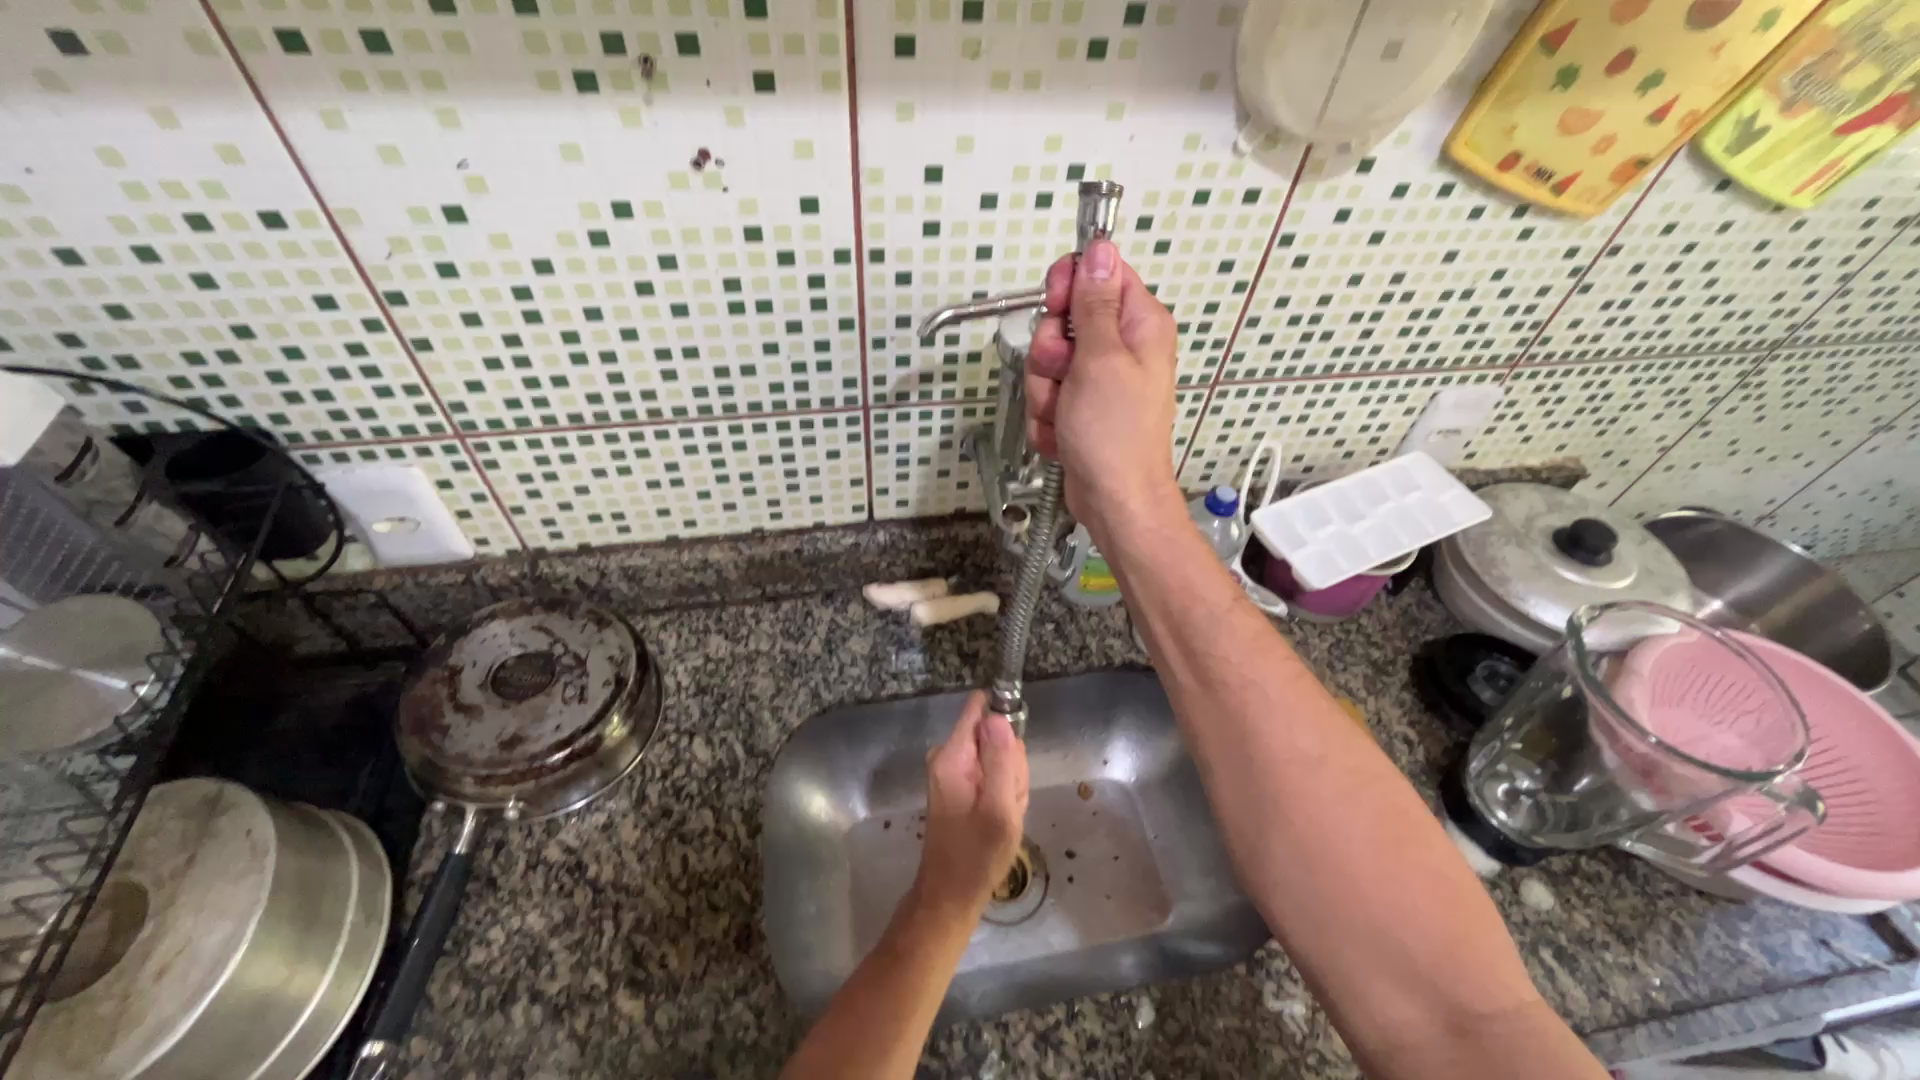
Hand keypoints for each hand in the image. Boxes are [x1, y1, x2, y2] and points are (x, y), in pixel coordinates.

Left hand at [914, 692, 1028, 915]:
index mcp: (953, 756)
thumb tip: (998, 716)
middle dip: (1012, 766)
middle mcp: (948, 756)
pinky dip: (1003, 796)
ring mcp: (954, 771)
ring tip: (1003, 815)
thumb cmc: (977, 855)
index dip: (1005, 724)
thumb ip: (1001, 761)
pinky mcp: (960, 785)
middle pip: (995, 735)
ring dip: (1011, 785)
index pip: (980, 708)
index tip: (1014, 759)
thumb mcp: (999, 808)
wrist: (952, 893)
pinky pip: (994, 776)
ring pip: (1000, 757)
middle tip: (1009, 801)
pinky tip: (999, 820)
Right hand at [1026, 239, 1181, 541]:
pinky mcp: (1081, 408)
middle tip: (1063, 375)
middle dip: (1050, 353)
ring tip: (1064, 415)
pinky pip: (1048, 396)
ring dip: (1045, 392)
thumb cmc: (1114, 432)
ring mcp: (1099, 381)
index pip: (1098, 274)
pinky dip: (1047, 417)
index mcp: (1140, 324)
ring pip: (1048, 363)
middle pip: (1064, 321)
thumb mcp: (1101, 358)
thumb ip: (1095, 302)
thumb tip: (1100, 247)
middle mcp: (1122, 347)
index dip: (1068, 288)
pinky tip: (1062, 434)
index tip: (1056, 311)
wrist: (1114, 500)